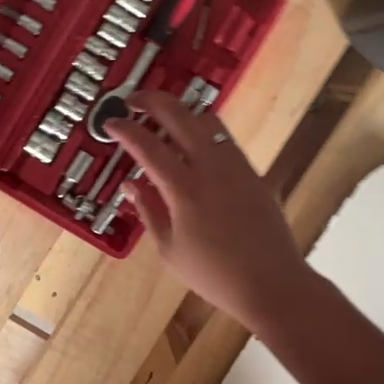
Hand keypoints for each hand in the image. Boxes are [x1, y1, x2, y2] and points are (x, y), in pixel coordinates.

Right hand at [105, 90, 310, 331]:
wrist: (272, 283)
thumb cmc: (214, 274)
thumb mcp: (170, 249)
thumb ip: (148, 210)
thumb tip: (131, 184)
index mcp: (185, 189)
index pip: (147, 145)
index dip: (125, 129)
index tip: (110, 122)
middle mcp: (211, 167)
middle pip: (178, 115)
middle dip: (151, 100)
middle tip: (131, 101)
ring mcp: (236, 165)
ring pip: (206, 120)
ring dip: (180, 112)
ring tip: (162, 121)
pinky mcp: (252, 171)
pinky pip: (223, 137)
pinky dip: (202, 131)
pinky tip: (192, 146)